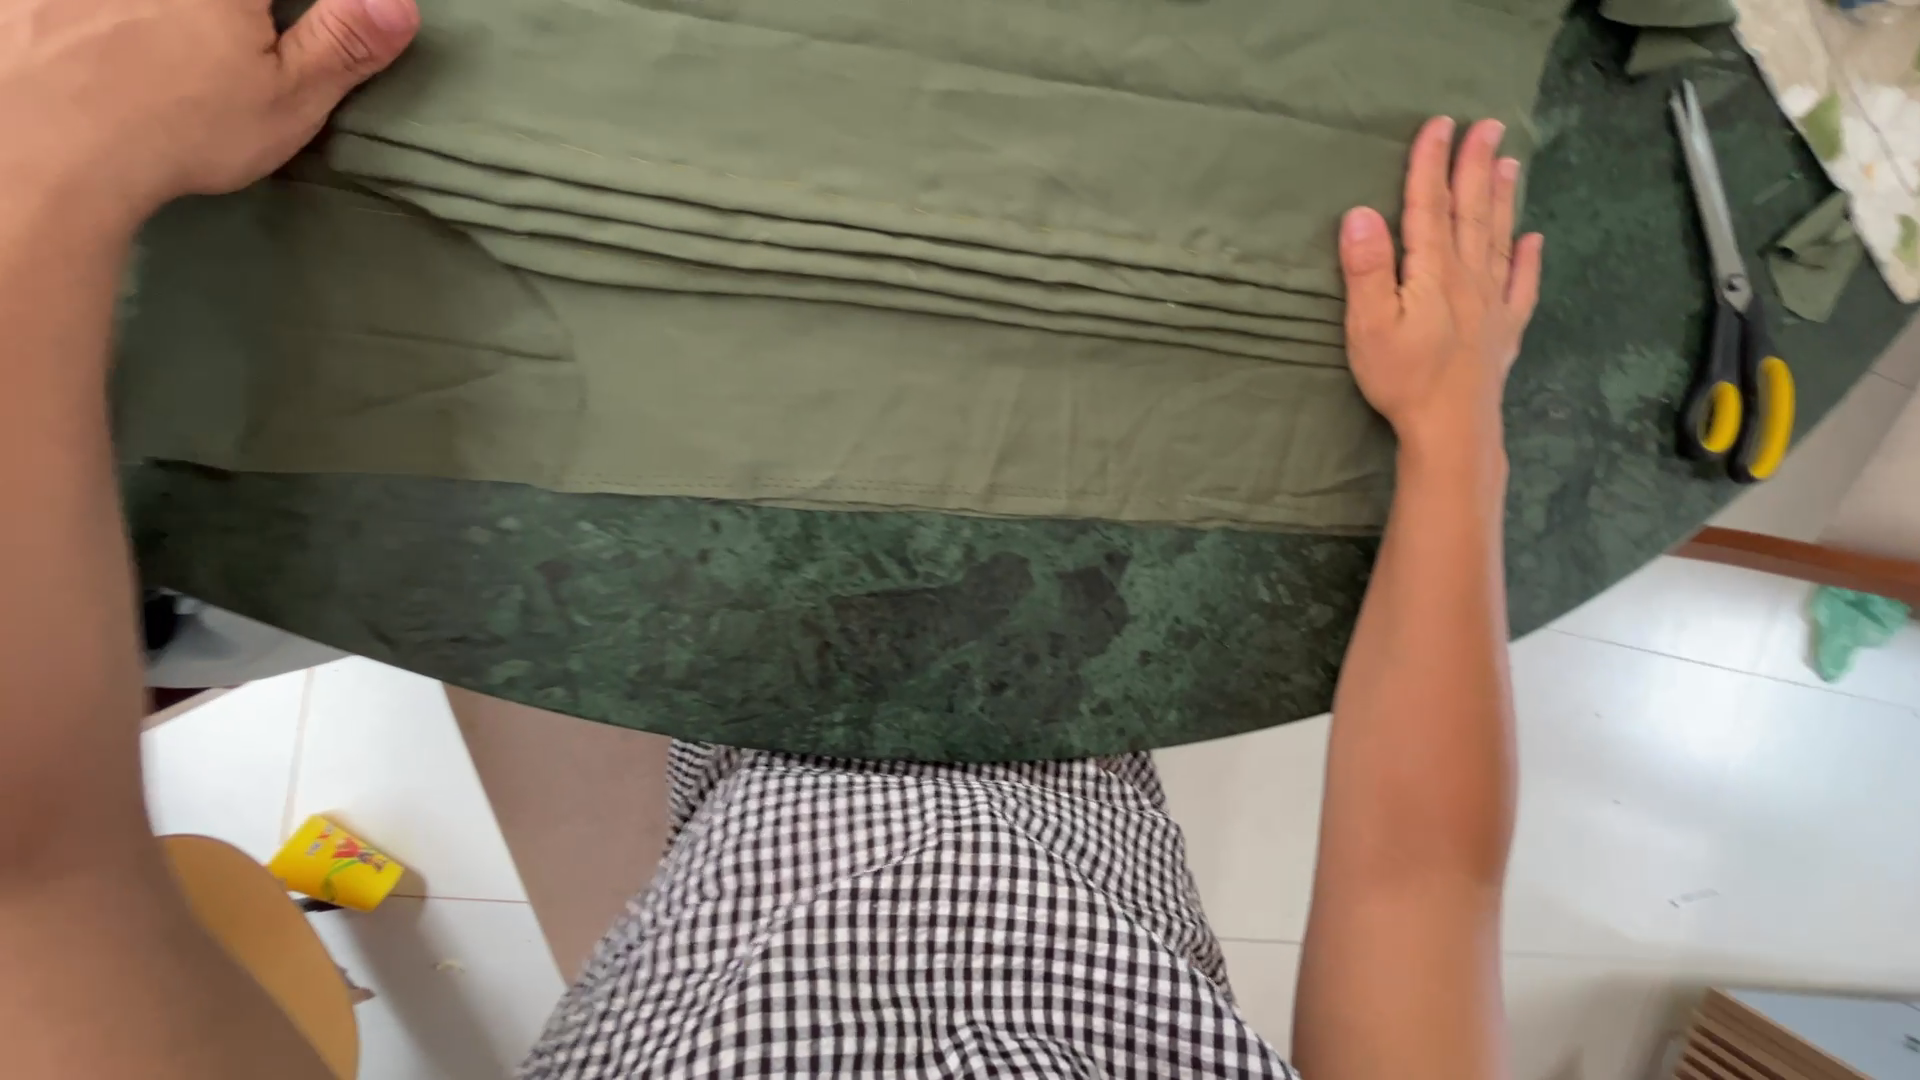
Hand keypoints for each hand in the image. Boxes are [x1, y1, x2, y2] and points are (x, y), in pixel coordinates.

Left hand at [0, 0, 419, 230]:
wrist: (49, 143)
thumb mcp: (292, 94)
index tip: (315, 35)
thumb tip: (402, 2)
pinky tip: (108, 40)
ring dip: (180, 24)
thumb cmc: (190, 124)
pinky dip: (108, 18)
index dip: (320, 12)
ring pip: (163, 5)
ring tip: (175, 54)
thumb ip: (345, 41)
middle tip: (257, 44)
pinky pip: (89, 6)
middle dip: (250, 20)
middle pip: (232, 2)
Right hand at [1338, 116, 1543, 457]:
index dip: (1430, 166)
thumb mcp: (1367, 325)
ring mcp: (1492, 303)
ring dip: (1501, 199)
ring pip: (1497, 239)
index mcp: (1432, 273)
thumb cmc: (1401, 377)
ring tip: (1508, 163)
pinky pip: (1523, 285)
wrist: (1450, 424)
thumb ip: (1366, 269)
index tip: (1438, 125)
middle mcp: (1468, 277)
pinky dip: (1528, 259)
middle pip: (1470, 213)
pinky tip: (1533, 240)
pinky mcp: (1504, 330)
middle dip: (1474, 168)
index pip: (1428, 208)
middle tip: (1485, 127)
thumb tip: (1360, 214)